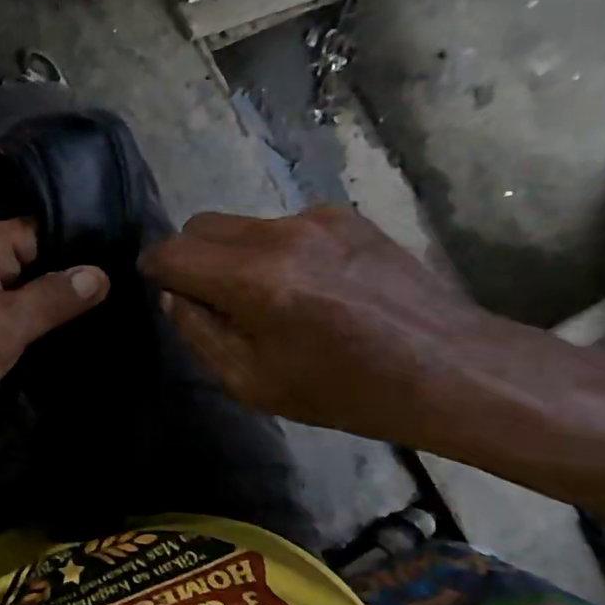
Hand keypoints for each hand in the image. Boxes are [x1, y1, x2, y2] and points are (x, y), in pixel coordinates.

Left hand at [0, 219, 108, 435]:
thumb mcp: (6, 325)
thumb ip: (55, 297)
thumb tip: (102, 274)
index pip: (38, 231)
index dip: (75, 248)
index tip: (116, 264)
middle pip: (34, 256)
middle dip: (68, 275)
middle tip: (116, 290)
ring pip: (26, 284)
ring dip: (53, 300)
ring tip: (103, 308)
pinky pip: (14, 305)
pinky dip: (36, 316)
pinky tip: (71, 326)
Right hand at [140, 206, 487, 436]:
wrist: (448, 366)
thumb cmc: (345, 390)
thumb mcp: (255, 384)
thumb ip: (201, 334)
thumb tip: (175, 297)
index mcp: (254, 281)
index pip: (173, 252)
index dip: (156, 268)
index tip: (159, 284)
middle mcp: (279, 234)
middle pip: (201, 224)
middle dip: (192, 256)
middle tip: (212, 296)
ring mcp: (316, 217)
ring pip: (243, 224)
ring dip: (237, 253)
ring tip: (274, 295)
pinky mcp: (345, 214)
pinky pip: (285, 224)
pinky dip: (279, 250)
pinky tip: (314, 284)